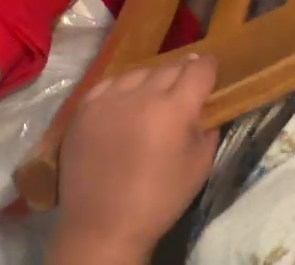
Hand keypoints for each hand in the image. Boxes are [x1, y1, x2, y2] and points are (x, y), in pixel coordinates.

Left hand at [49, 55, 219, 264]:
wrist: (101, 229)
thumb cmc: (158, 200)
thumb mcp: (200, 164)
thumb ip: (209, 127)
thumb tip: (206, 106)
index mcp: (174, 109)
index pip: (201, 68)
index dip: (210, 70)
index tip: (210, 79)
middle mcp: (142, 96)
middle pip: (172, 66)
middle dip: (184, 76)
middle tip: (183, 95)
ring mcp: (109, 100)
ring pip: (141, 71)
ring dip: (152, 82)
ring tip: (151, 102)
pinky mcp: (84, 110)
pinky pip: (111, 83)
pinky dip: (122, 89)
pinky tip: (124, 106)